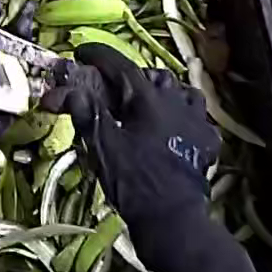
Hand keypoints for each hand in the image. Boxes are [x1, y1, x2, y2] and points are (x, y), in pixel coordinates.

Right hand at [48, 44, 257, 271]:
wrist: (173, 220)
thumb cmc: (134, 181)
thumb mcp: (102, 146)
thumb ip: (85, 112)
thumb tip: (64, 91)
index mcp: (149, 99)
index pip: (121, 65)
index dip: (98, 56)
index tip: (81, 52)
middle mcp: (177, 101)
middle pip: (150, 75)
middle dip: (127, 76)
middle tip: (108, 87)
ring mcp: (197, 120)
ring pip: (178, 90)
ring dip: (158, 91)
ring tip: (143, 102)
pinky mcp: (207, 140)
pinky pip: (195, 114)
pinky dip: (179, 112)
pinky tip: (171, 124)